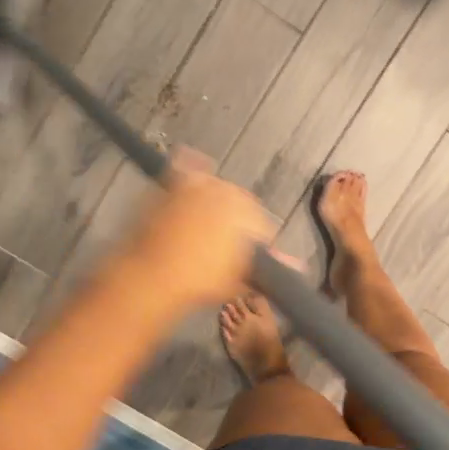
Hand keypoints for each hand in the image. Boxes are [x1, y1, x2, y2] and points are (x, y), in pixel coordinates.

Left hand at [117, 150, 275, 309]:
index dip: (257, 244)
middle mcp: (228, 190)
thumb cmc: (199, 281)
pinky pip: (185, 168)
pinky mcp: (171, 182)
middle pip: (241, 203)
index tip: (247, 258)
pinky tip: (190, 170)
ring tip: (204, 226)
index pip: (264, 225)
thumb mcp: (239, 278)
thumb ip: (271, 265)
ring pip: (216, 188)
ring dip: (214, 201)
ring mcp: (198, 183)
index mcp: (250, 212)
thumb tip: (298, 264)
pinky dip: (190, 168)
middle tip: (223, 246)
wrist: (151, 275)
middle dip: (236, 221)